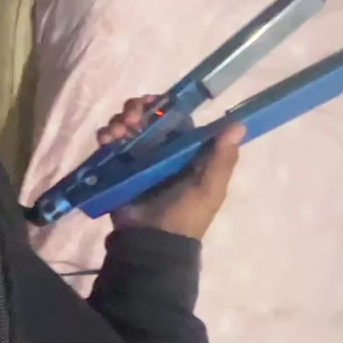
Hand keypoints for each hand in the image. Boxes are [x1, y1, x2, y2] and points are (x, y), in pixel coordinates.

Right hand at [101, 94, 244, 239]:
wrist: (152, 240)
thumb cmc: (185, 214)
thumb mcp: (209, 189)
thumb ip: (222, 159)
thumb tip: (237, 124)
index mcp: (184, 150)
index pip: (173, 116)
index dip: (163, 104)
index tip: (152, 102)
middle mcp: (160, 148)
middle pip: (145, 115)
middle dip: (135, 109)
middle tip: (131, 119)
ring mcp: (136, 156)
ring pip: (125, 124)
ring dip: (118, 121)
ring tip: (116, 133)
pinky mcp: (116, 165)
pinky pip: (108, 141)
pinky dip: (105, 135)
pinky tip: (106, 140)